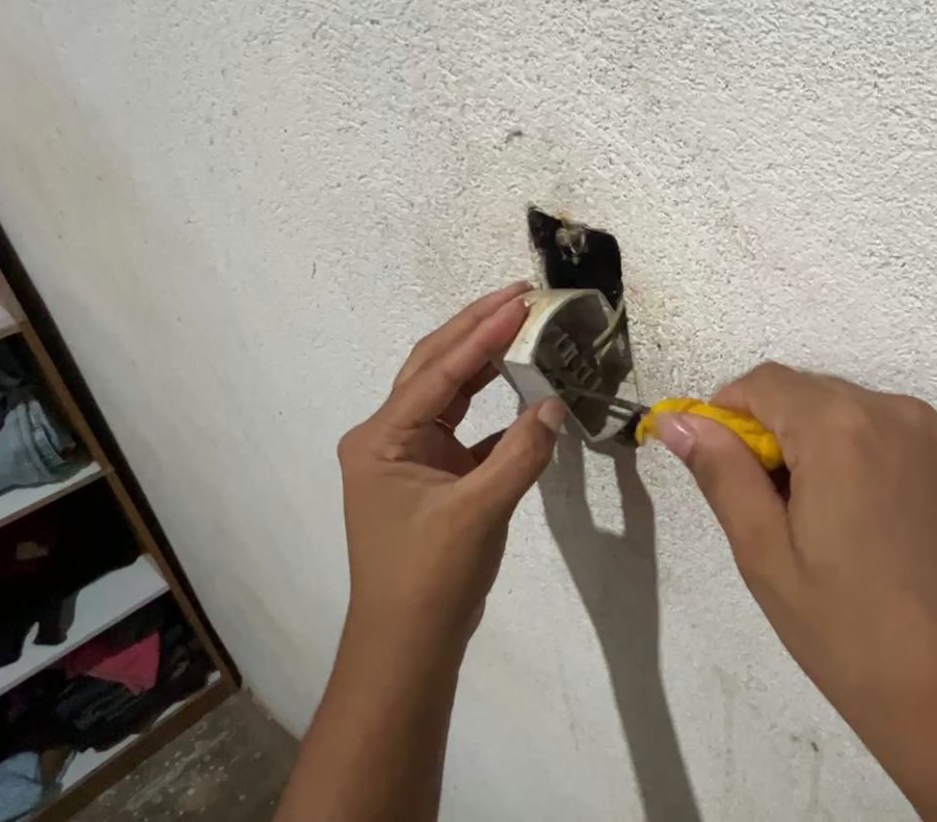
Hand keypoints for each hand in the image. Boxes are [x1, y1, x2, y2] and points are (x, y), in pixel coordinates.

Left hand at [334, 282, 565, 650]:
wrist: (408, 643)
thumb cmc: (430, 576)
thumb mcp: (478, 511)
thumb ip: (520, 453)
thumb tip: (554, 404)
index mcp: (383, 438)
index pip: (440, 372)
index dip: (482, 333)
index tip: (520, 301)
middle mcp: (389, 437)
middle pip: (435, 367)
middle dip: (475, 328)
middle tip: (518, 294)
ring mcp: (409, 456)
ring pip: (449, 392)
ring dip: (484, 360)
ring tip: (521, 325)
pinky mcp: (432, 475)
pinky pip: (465, 426)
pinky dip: (494, 406)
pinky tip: (523, 392)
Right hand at [654, 364, 936, 821]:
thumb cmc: (854, 637)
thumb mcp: (767, 557)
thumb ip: (722, 474)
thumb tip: (678, 421)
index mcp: (841, 427)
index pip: (765, 381)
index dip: (728, 411)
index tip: (721, 465)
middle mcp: (896, 410)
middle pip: (812, 392)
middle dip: (776, 431)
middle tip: (770, 510)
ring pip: (854, 411)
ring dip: (822, 444)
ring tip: (823, 524)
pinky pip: (896, 434)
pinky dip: (867, 455)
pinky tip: (871, 524)